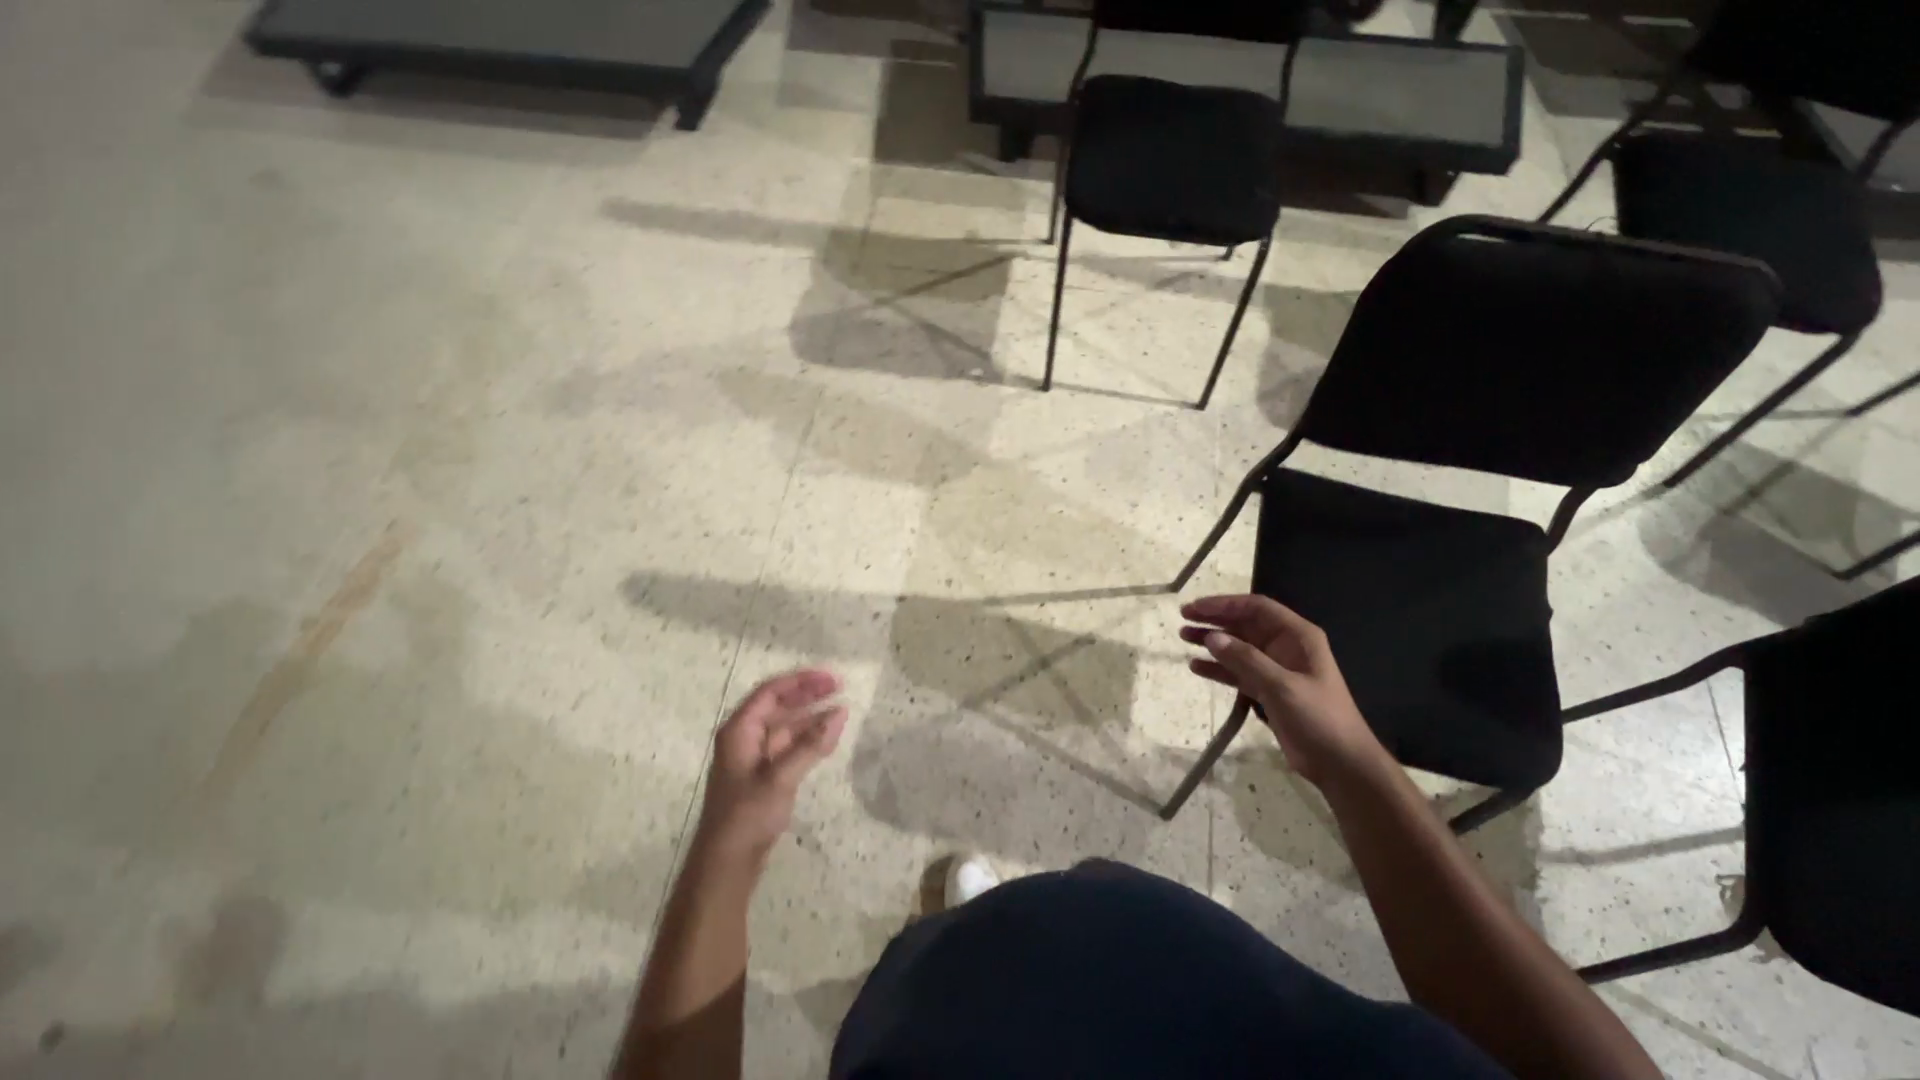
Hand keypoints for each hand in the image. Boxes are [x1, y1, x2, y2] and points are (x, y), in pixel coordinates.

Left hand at [693, 669, 847, 862]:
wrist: (727, 862)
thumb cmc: (747, 816)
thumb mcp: (780, 778)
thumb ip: (810, 744)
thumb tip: (840, 712)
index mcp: (739, 730)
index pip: (770, 692)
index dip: (801, 681)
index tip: (832, 679)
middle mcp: (744, 737)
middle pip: (777, 705)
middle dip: (807, 694)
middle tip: (840, 687)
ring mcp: (754, 757)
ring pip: (784, 725)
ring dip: (810, 715)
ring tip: (840, 709)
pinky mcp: (764, 775)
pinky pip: (788, 746)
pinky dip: (807, 738)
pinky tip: (828, 737)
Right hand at [1179, 595, 1385, 785]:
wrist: (1340, 763)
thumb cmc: (1319, 718)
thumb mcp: (1282, 686)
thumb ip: (1246, 660)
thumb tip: (1212, 637)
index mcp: (1298, 637)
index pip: (1257, 609)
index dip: (1225, 605)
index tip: (1196, 607)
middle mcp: (1286, 647)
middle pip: (1245, 626)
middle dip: (1215, 621)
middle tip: (1184, 619)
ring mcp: (1277, 670)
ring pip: (1239, 649)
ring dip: (1213, 643)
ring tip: (1184, 638)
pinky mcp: (1269, 692)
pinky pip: (1238, 673)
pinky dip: (1218, 669)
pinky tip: (1196, 667)